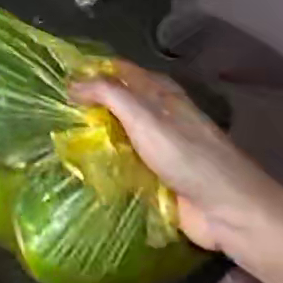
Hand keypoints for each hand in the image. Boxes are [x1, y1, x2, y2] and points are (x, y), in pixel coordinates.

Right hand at [71, 62, 281, 256]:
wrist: (229, 210)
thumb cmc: (187, 155)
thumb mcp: (145, 117)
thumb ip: (109, 95)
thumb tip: (73, 83)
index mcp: (160, 93)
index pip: (121, 71)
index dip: (93, 71)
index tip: (60, 79)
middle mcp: (159, 116)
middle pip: (119, 104)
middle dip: (90, 106)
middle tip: (53, 112)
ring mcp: (159, 149)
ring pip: (121, 136)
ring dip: (97, 138)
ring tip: (60, 142)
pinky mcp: (158, 179)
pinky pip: (126, 167)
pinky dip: (107, 167)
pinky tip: (84, 173)